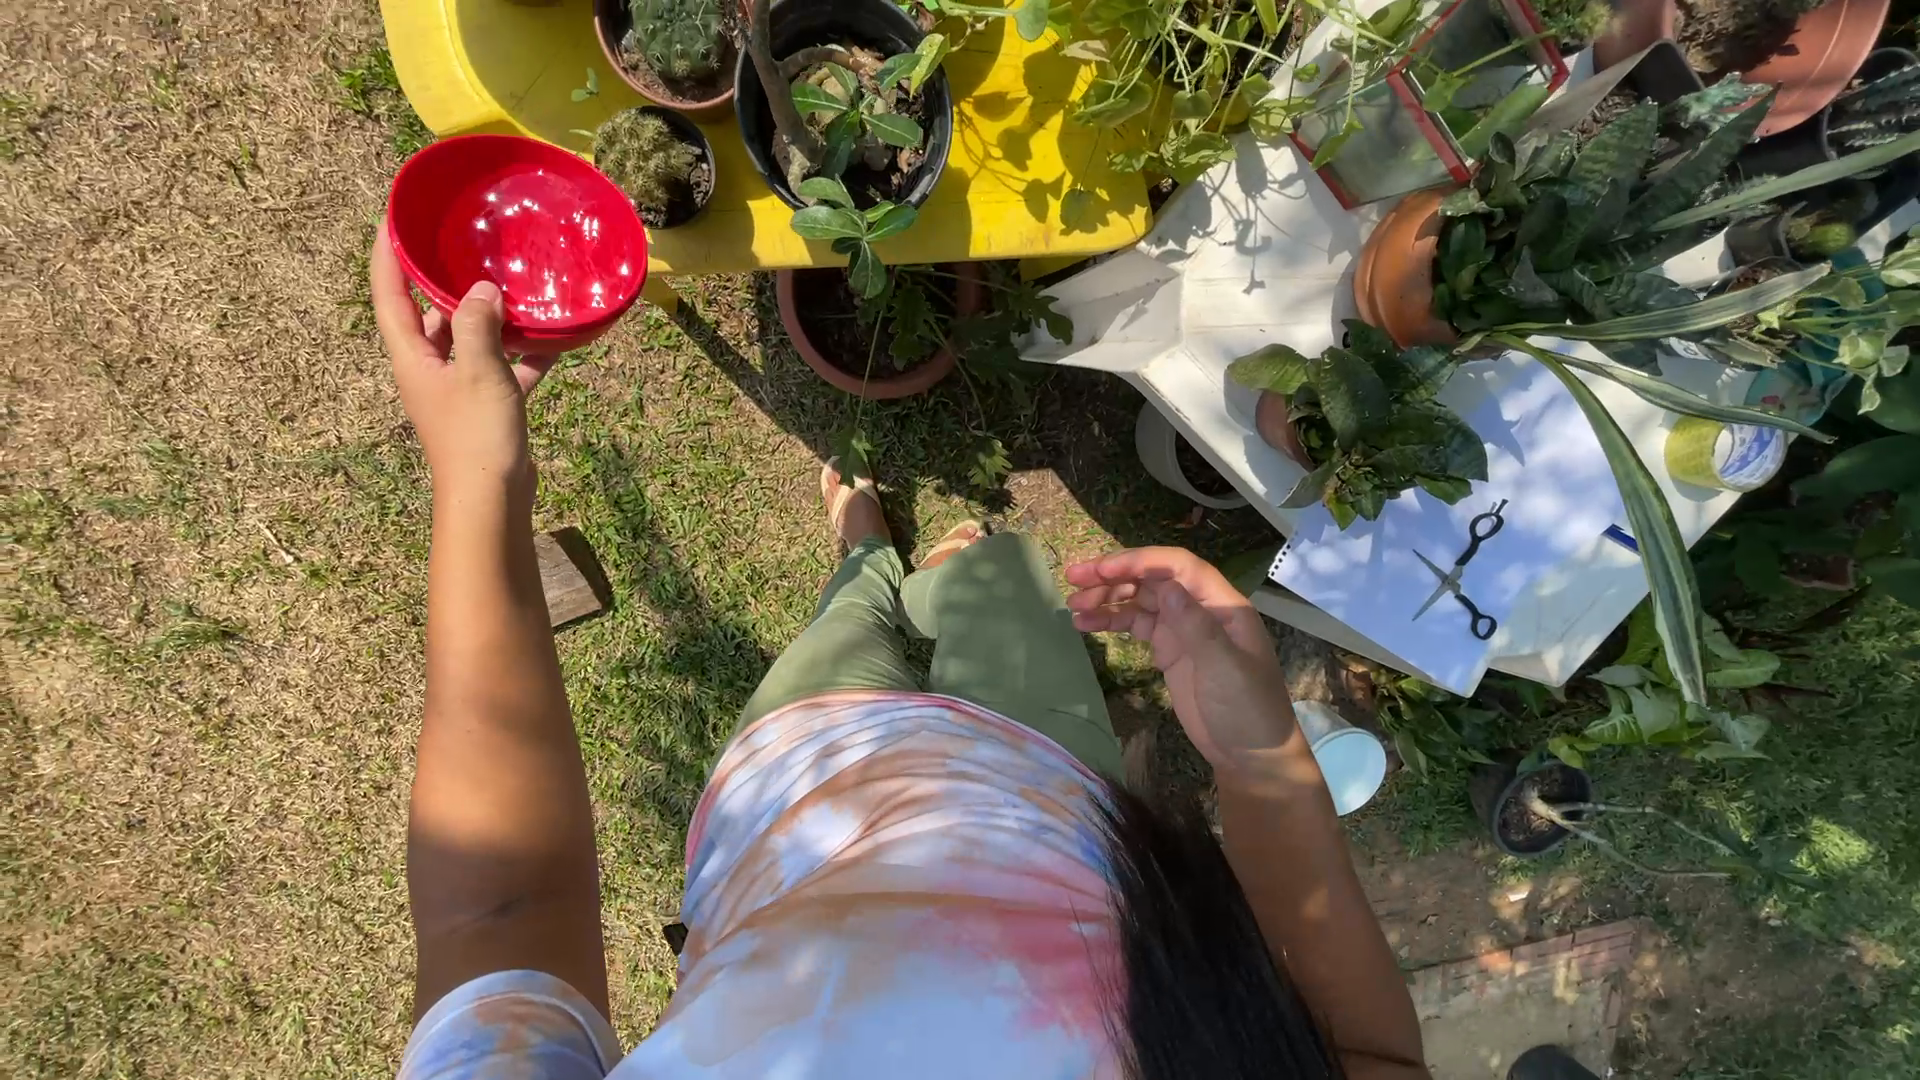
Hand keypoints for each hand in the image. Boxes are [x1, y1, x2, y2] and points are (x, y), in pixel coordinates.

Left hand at [370, 218, 554, 499]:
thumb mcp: (479, 371)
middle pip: (429, 314)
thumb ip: (478, 326)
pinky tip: (551, 343)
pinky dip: (523, 356)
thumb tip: (482, 289)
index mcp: (412, 355)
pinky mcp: (488, 407)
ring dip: (490, 319)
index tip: (394, 219)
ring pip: (470, 341)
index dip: (387, 254)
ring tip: (513, 289)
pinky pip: (504, 370)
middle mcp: (428, 367)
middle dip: (445, 282)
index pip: (388, 292)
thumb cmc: (477, 433)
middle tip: (466, 249)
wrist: (490, 496)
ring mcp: (459, 388)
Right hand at [1065, 547, 1295, 770]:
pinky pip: (1134, 624)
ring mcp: (1182, 628)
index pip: (1178, 567)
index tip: (1104, 569)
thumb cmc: (1248, 709)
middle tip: (1074, 578)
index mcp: (1222, 604)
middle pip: (1152, 578)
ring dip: (1106, 597)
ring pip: (1139, 599)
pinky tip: (1084, 623)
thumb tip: (1167, 587)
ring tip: (1073, 604)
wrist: (1250, 755)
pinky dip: (1110, 621)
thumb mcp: (1226, 669)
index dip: (1140, 561)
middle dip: (1113, 575)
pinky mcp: (1167, 648)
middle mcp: (1200, 607)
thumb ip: (1196, 626)